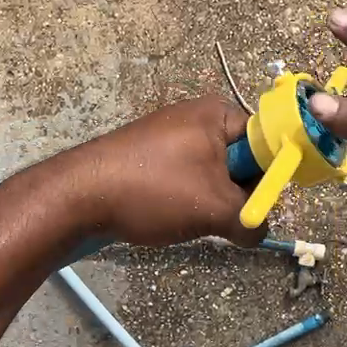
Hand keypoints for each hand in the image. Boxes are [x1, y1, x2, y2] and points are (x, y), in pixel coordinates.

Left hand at [53, 96, 265, 248]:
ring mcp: (170, 136)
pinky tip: (171, 216)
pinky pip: (188, 178)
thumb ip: (251, 221)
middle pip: (242, 159)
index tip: (261, 203)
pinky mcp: (151, 156)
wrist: (76, 198)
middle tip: (227, 216)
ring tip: (193, 218)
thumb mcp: (215, 210)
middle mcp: (196, 117)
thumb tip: (258, 233)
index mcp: (217, 113)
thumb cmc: (154, 190)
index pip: (266, 141)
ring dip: (212, 201)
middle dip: (238, 192)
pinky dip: (188, 200)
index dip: (270, 174)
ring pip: (214, 174)